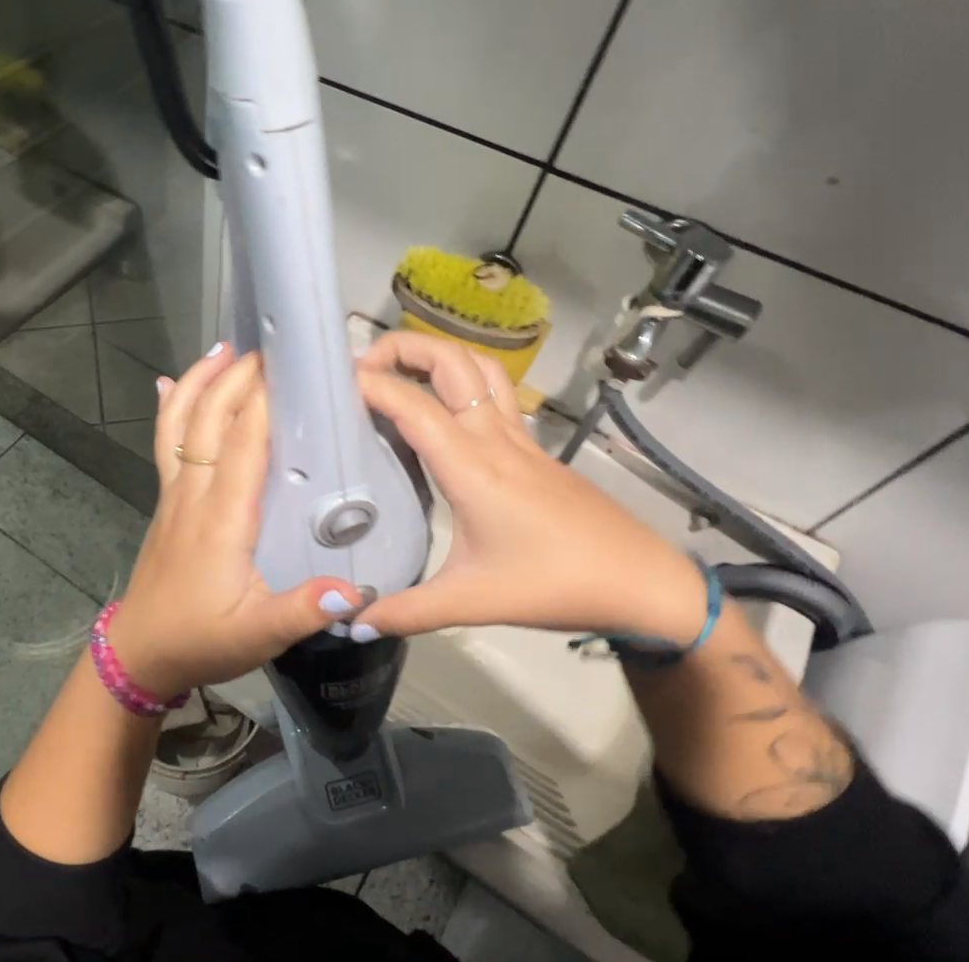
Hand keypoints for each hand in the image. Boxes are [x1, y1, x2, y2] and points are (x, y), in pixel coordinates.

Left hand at [107, 345, 355, 699]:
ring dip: (199, 382)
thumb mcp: (259, 635)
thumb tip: (354, 589)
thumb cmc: (202, 639)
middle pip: (209, 421)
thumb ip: (303, 611)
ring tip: (222, 349)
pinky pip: (165, 443)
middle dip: (235, 379)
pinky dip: (169, 409)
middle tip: (267, 347)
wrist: (140, 653)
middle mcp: (194, 495)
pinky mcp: (166, 503)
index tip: (287, 366)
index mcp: (222, 519)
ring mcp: (174, 495)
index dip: (261, 402)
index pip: (242, 444)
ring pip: (180, 424)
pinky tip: (169, 385)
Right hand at [349, 332, 706, 642]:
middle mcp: (493, 436)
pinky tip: (441, 412)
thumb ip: (407, 611)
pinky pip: (493, 393)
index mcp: (471, 465)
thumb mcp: (472, 601)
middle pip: (450, 360)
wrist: (639, 580)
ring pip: (478, 367)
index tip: (329, 386)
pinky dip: (459, 380)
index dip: (368, 386)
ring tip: (398, 371)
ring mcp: (518, 437)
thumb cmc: (555, 584)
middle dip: (403, 347)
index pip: (411, 405)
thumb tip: (350, 622)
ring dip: (437, 354)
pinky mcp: (533, 448)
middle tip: (360, 366)